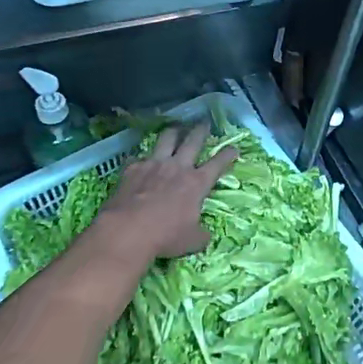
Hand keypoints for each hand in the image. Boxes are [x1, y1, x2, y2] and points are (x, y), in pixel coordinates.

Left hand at [88, 122, 238, 261]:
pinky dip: (144, 156)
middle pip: (193, 141)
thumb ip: (201, 234)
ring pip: (166, 139)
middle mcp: (178, 167)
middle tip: (204, 122)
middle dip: (201, 130)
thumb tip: (205, 235)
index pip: (218, 164)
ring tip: (176, 127)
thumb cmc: (165, 236)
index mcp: (197, 183)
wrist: (128, 229)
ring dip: (173, 132)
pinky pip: (140, 156)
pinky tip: (142, 158)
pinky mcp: (133, 168)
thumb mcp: (191, 241)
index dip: (227, 155)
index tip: (234, 148)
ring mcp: (154, 164)